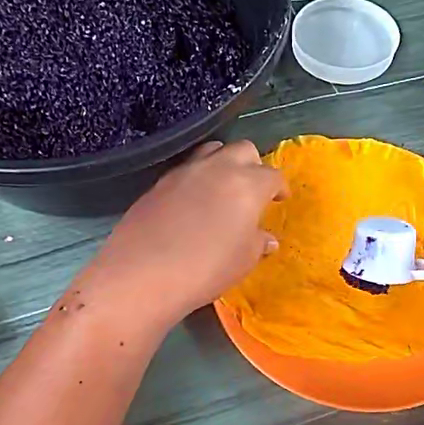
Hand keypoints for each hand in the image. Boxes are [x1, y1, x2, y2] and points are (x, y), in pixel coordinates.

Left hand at [82, 140, 285, 327]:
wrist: (143, 274)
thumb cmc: (206, 268)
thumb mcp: (244, 260)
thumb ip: (258, 242)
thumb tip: (266, 238)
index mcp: (248, 185)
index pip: (273, 176)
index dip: (279, 187)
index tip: (280, 199)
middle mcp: (218, 168)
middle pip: (243, 150)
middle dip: (253, 166)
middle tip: (254, 189)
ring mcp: (185, 172)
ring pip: (212, 151)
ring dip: (224, 163)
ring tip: (224, 188)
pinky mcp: (159, 183)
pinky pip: (187, 169)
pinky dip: (198, 178)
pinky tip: (194, 203)